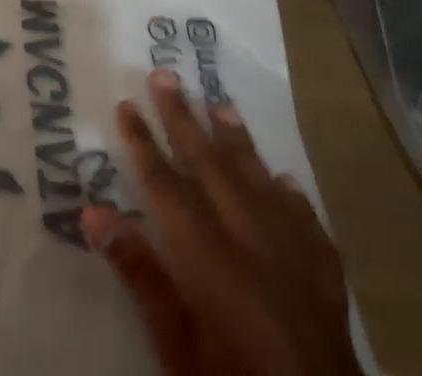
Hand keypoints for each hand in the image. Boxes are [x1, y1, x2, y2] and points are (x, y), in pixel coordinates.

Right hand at [83, 70, 359, 375]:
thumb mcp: (176, 344)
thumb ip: (142, 276)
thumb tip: (94, 213)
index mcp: (214, 262)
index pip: (170, 188)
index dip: (145, 144)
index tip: (127, 104)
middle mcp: (258, 248)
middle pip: (216, 172)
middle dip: (186, 121)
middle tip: (167, 76)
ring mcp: (299, 261)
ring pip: (264, 186)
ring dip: (239, 143)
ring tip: (221, 103)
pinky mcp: (327, 282)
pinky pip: (308, 223)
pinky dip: (290, 195)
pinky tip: (281, 177)